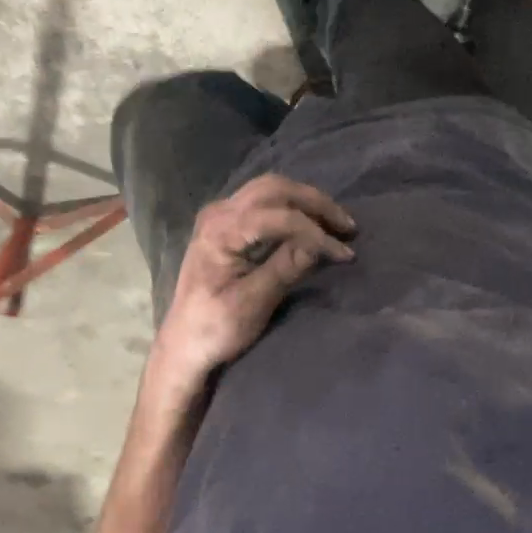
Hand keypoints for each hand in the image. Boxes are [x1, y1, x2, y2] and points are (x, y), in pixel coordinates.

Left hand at [151, 175, 355, 391]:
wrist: (184, 343)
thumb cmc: (214, 329)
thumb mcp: (252, 304)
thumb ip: (285, 269)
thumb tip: (319, 244)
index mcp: (220, 232)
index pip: (278, 217)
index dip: (315, 232)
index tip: (344, 253)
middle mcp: (218, 213)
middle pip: (274, 189)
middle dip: (315, 204)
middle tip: (347, 226)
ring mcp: (219, 214)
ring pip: (270, 189)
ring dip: (305, 202)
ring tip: (335, 223)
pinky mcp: (226, 223)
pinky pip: (263, 200)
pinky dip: (291, 206)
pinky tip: (311, 222)